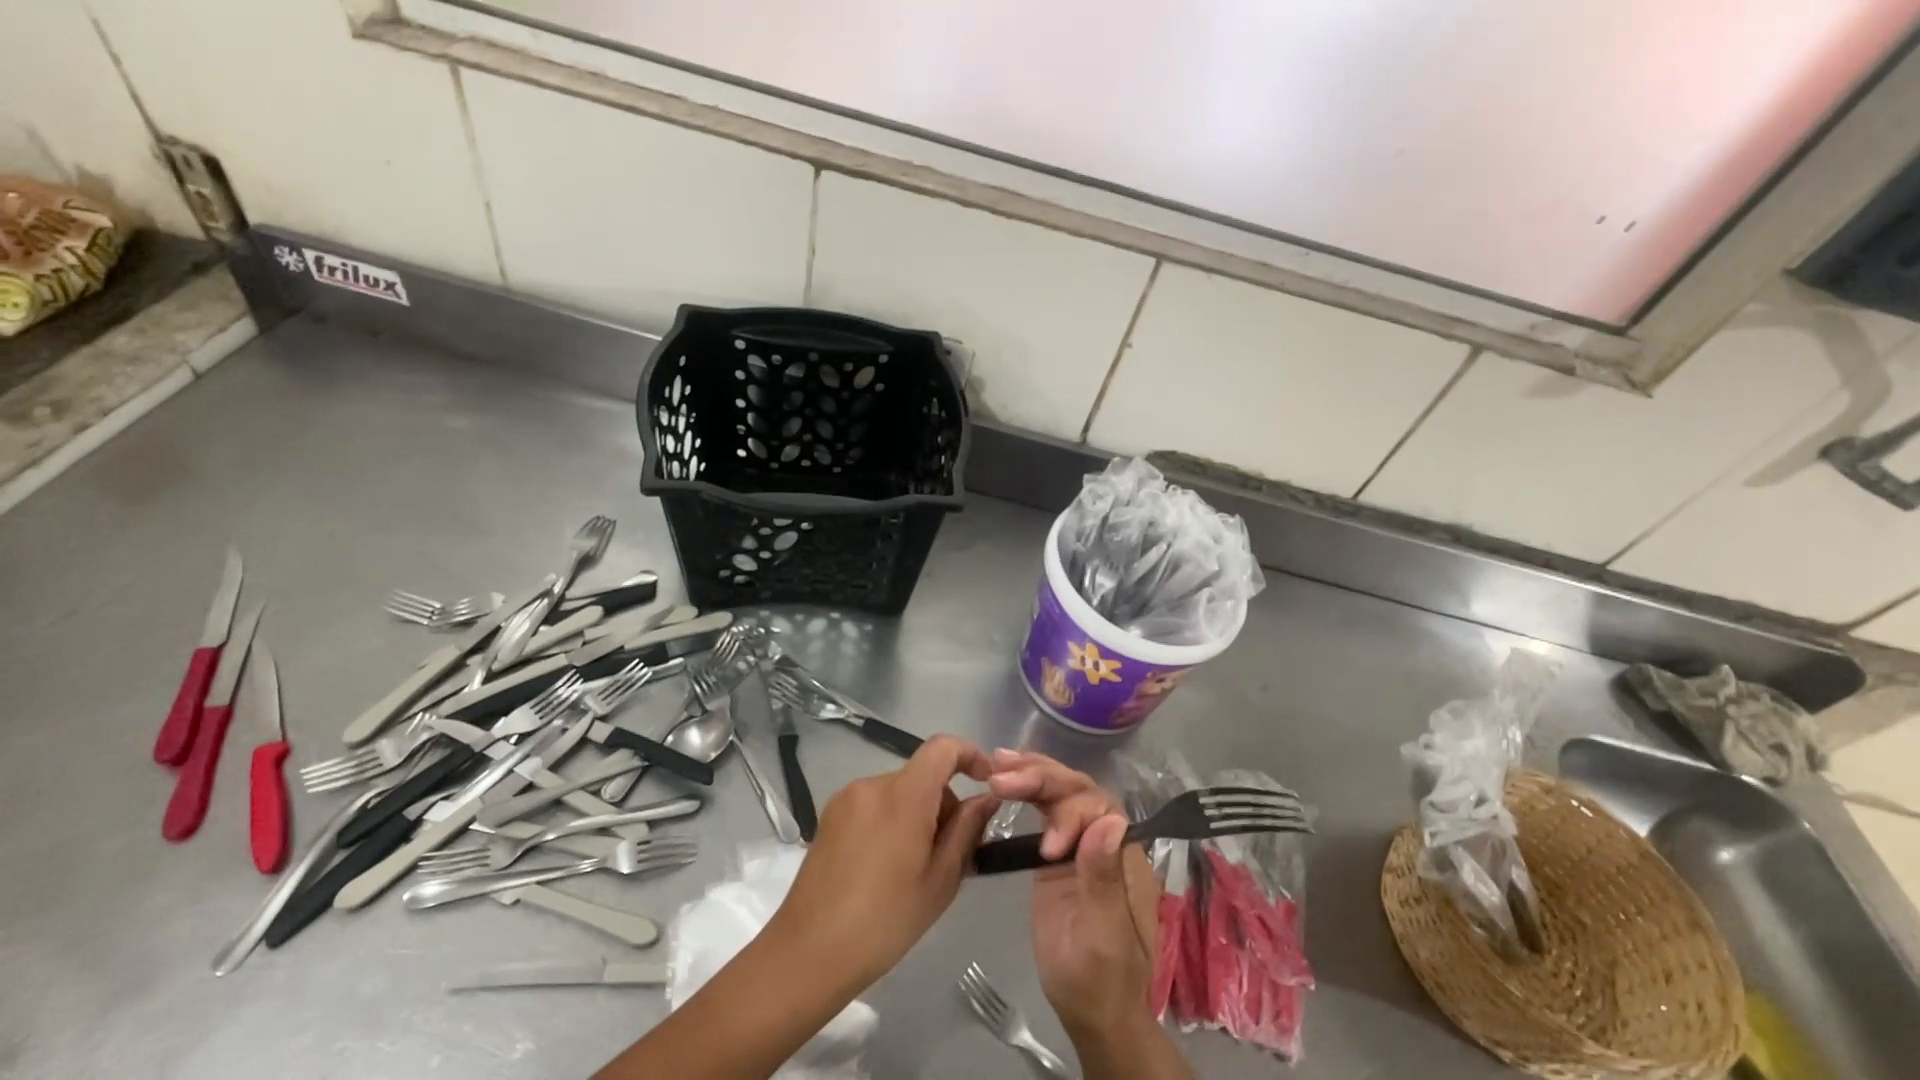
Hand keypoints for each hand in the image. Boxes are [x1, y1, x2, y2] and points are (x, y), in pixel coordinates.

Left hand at [768, 735, 998, 989]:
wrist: (809, 952)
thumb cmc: (885, 921)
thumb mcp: (941, 880)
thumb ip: (968, 830)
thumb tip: (987, 797)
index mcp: (903, 795)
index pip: (943, 747)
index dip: (971, 755)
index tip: (987, 783)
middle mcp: (871, 786)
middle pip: (921, 776)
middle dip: (945, 805)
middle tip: (954, 855)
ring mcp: (845, 801)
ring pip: (898, 793)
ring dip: (919, 817)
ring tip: (920, 870)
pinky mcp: (828, 819)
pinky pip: (874, 807)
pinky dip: (893, 824)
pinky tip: (889, 870)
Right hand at [988, 751, 1159, 1039]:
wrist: (1093, 1012)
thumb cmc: (1100, 980)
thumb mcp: (1102, 935)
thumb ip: (1103, 879)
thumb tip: (1109, 821)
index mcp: (1125, 857)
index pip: (1100, 809)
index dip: (1070, 814)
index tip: (1047, 849)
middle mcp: (1106, 842)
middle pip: (1079, 791)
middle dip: (1043, 778)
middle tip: (1001, 775)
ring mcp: (1081, 847)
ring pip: (1062, 795)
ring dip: (1033, 774)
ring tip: (997, 763)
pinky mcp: (1057, 856)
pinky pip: (1045, 812)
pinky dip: (1027, 792)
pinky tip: (1002, 780)